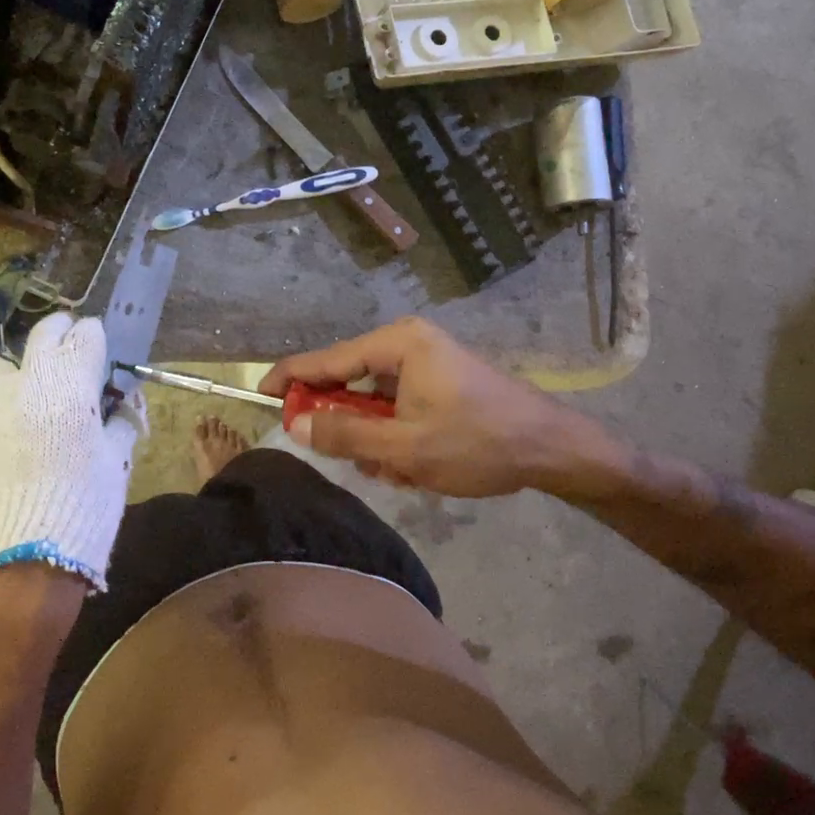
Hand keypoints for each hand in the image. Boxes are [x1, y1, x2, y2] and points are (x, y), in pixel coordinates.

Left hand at [0, 312, 146, 590]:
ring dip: (25, 372)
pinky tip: (18, 441)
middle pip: (44, 333)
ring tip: (39, 401)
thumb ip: (121, 419)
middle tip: (73, 360)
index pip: (85, 333)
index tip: (102, 354)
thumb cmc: (88, 502)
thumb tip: (124, 400)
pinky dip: (8, 412)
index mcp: (69, 381)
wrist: (31, 552)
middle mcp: (27, 381)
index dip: (96, 340)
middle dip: (61, 337)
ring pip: (7, 366)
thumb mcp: (117, 458)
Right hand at [258, 317, 606, 497]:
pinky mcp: (438, 382)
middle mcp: (407, 344)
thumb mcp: (405, 448)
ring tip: (397, 471)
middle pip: (348, 382)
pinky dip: (394, 437)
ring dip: (374, 439)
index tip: (258, 395)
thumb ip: (345, 435)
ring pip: (372, 402)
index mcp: (398, 345)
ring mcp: (425, 362)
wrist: (556, 451)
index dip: (289, 378)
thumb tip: (296, 424)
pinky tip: (413, 465)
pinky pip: (395, 408)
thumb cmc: (480, 443)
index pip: (326, 359)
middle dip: (346, 425)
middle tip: (352, 459)